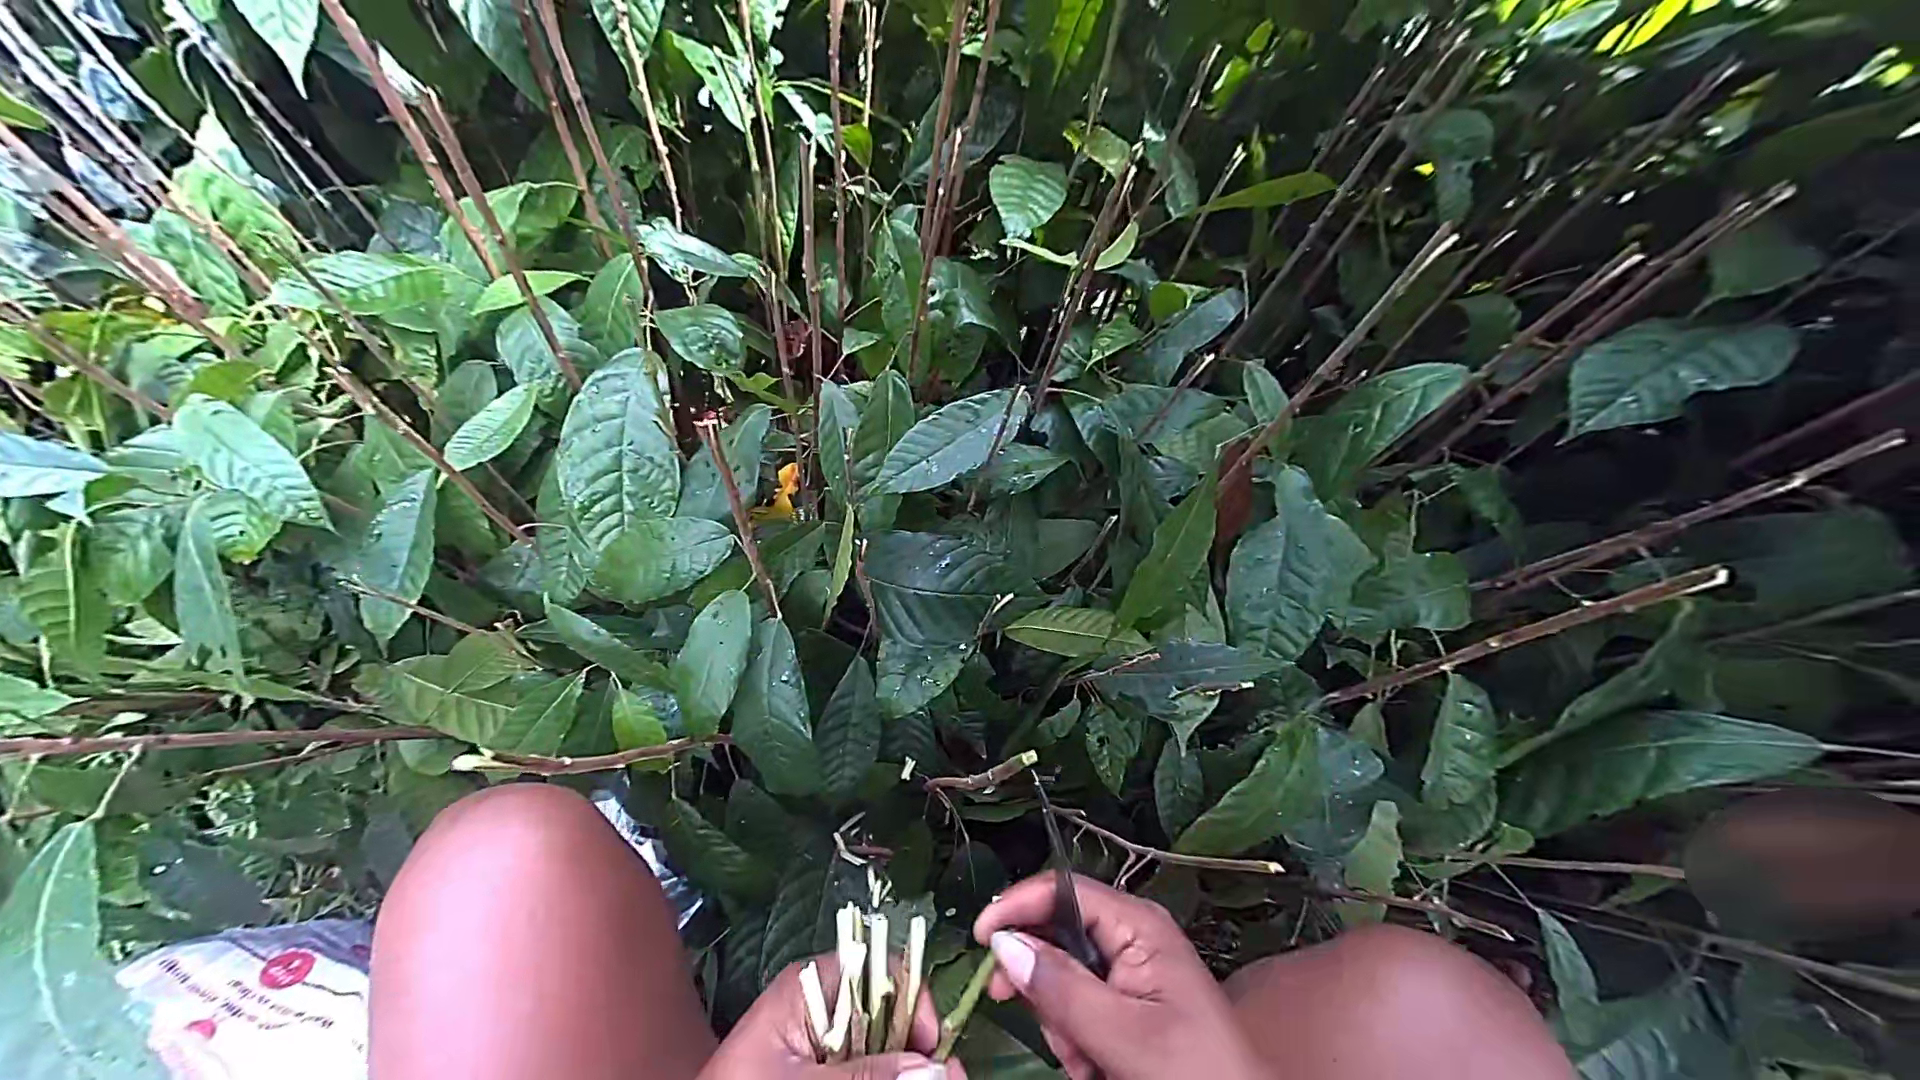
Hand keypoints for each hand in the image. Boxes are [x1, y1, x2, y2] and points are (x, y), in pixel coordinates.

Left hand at [698, 953, 968, 1079]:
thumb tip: (931, 1070)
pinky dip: (887, 1076)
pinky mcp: (826, 1067)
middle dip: (918, 1044)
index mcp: (811, 984)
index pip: (879, 966)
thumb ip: (863, 1076)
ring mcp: (827, 1038)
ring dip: (909, 1066)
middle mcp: (825, 1002)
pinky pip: (868, 1064)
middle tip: (945, 1076)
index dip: (911, 998)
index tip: (929, 1042)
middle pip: (890, 1008)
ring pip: (885, 1043)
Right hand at [974, 874, 1266, 1079]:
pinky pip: (1078, 998)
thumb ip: (1061, 987)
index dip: (1018, 905)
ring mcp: (1130, 964)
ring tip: (1084, 1060)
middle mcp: (1130, 932)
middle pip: (1057, 930)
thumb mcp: (1124, 1036)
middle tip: (1047, 1028)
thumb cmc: (1193, 1074)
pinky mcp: (1129, 996)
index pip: (1062, 889)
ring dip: (1058, 1017)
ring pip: (1062, 970)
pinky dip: (1072, 1031)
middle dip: (1043, 981)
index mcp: (1136, 923)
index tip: (980, 938)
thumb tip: (1003, 941)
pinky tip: (1090, 1062)